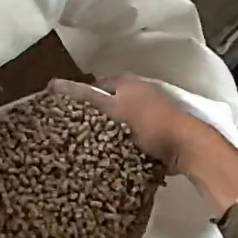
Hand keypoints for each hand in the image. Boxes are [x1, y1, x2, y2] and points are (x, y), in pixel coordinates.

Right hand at [48, 75, 209, 171]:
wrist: (184, 147)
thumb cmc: (146, 123)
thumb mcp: (110, 108)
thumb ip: (84, 97)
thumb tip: (53, 83)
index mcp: (126, 81)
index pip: (93, 85)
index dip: (77, 98)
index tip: (63, 116)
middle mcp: (138, 92)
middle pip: (106, 104)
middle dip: (92, 117)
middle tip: (73, 135)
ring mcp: (148, 113)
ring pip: (117, 121)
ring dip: (106, 132)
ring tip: (88, 148)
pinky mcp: (155, 133)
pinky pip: (130, 136)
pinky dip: (121, 144)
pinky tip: (110, 156)